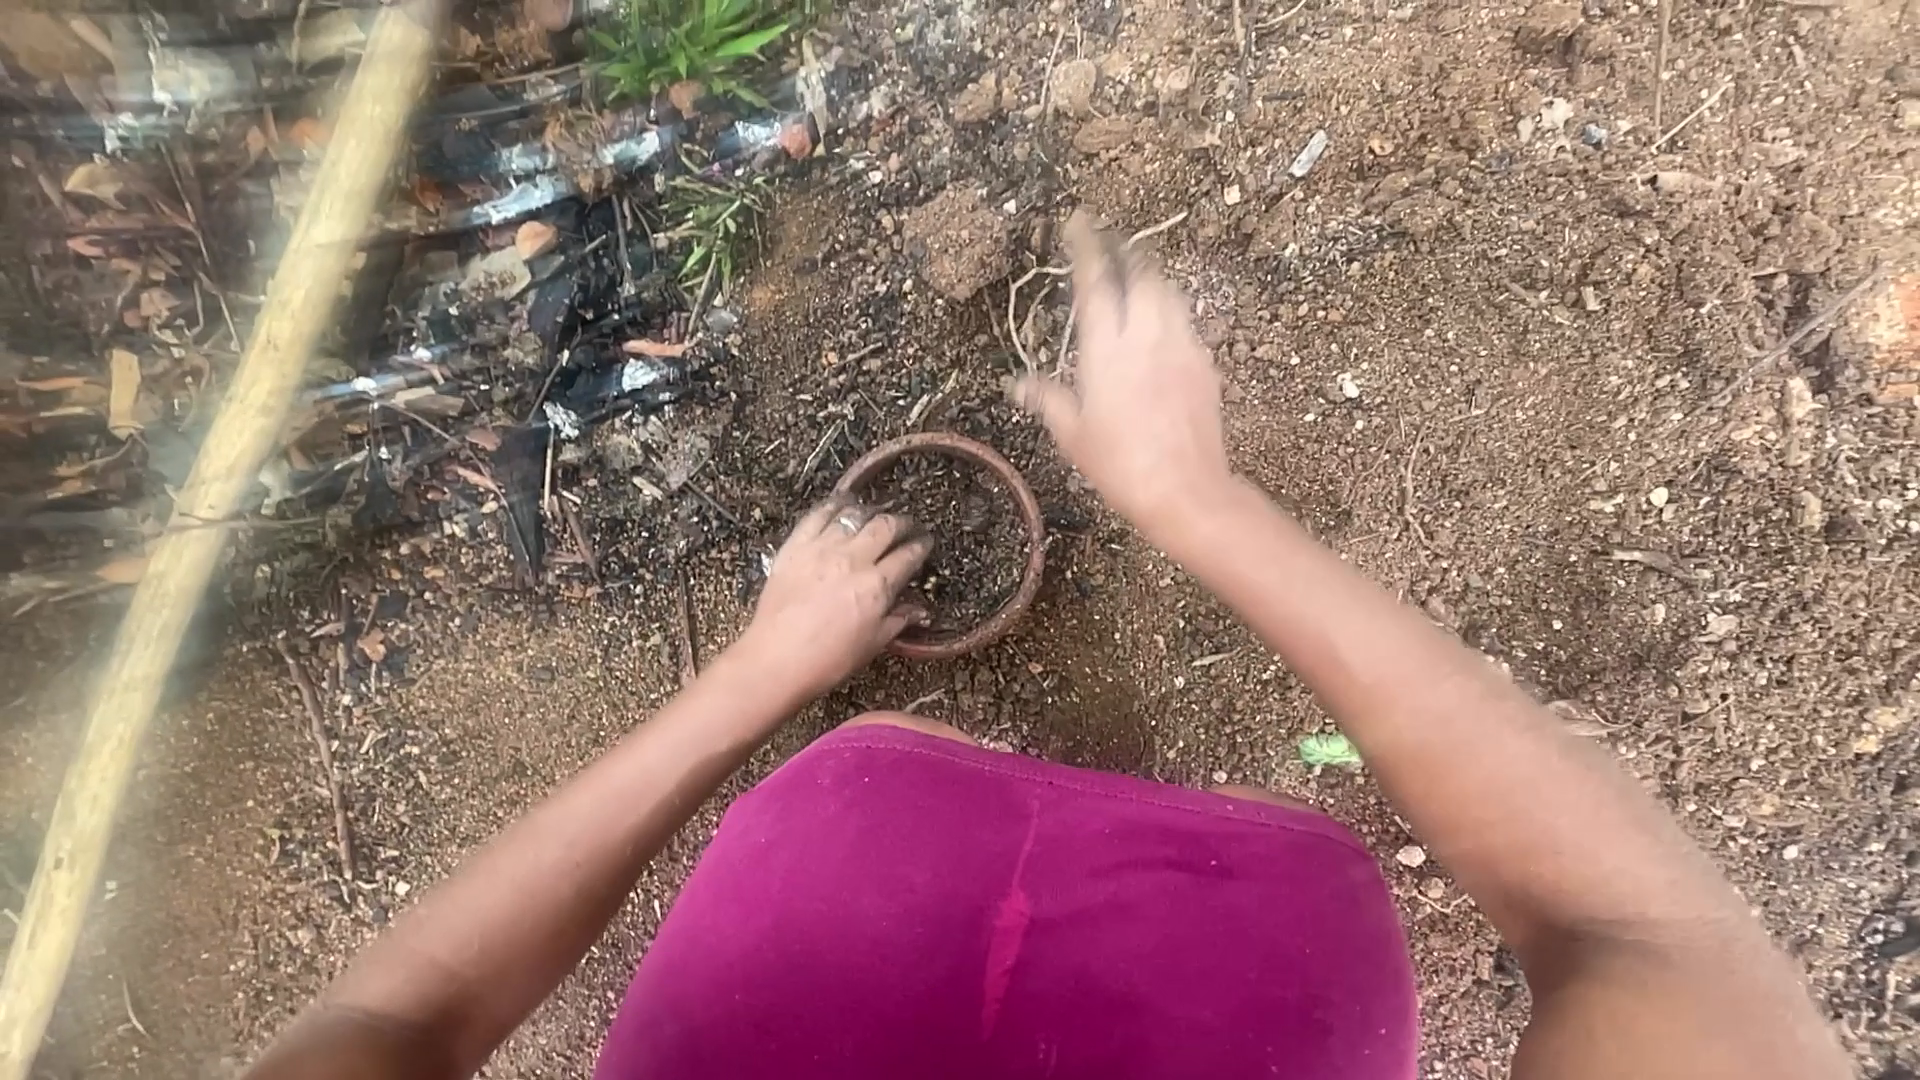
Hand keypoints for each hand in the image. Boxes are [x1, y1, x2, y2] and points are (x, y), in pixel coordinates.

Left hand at [739, 496, 931, 698]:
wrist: (776, 661)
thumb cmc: (827, 660)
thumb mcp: (872, 644)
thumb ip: (897, 621)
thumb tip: (918, 610)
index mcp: (876, 586)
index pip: (907, 556)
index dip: (920, 546)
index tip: (924, 543)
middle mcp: (853, 560)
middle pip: (884, 527)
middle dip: (900, 523)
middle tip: (905, 525)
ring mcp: (822, 550)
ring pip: (854, 516)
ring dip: (869, 513)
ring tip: (875, 516)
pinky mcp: (795, 548)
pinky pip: (817, 517)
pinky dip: (832, 507)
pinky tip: (840, 506)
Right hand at [1011, 212, 1234, 539]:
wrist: (1185, 490)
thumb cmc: (1120, 465)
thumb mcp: (1073, 434)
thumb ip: (1046, 399)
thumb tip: (1014, 384)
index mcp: (1108, 348)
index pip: (1096, 282)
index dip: (1086, 246)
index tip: (1079, 221)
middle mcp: (1148, 336)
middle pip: (1142, 274)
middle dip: (1126, 256)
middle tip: (1111, 251)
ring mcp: (1182, 347)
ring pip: (1170, 294)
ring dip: (1151, 281)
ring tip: (1136, 285)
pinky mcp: (1205, 366)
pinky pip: (1187, 325)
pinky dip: (1171, 316)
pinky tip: (1161, 335)